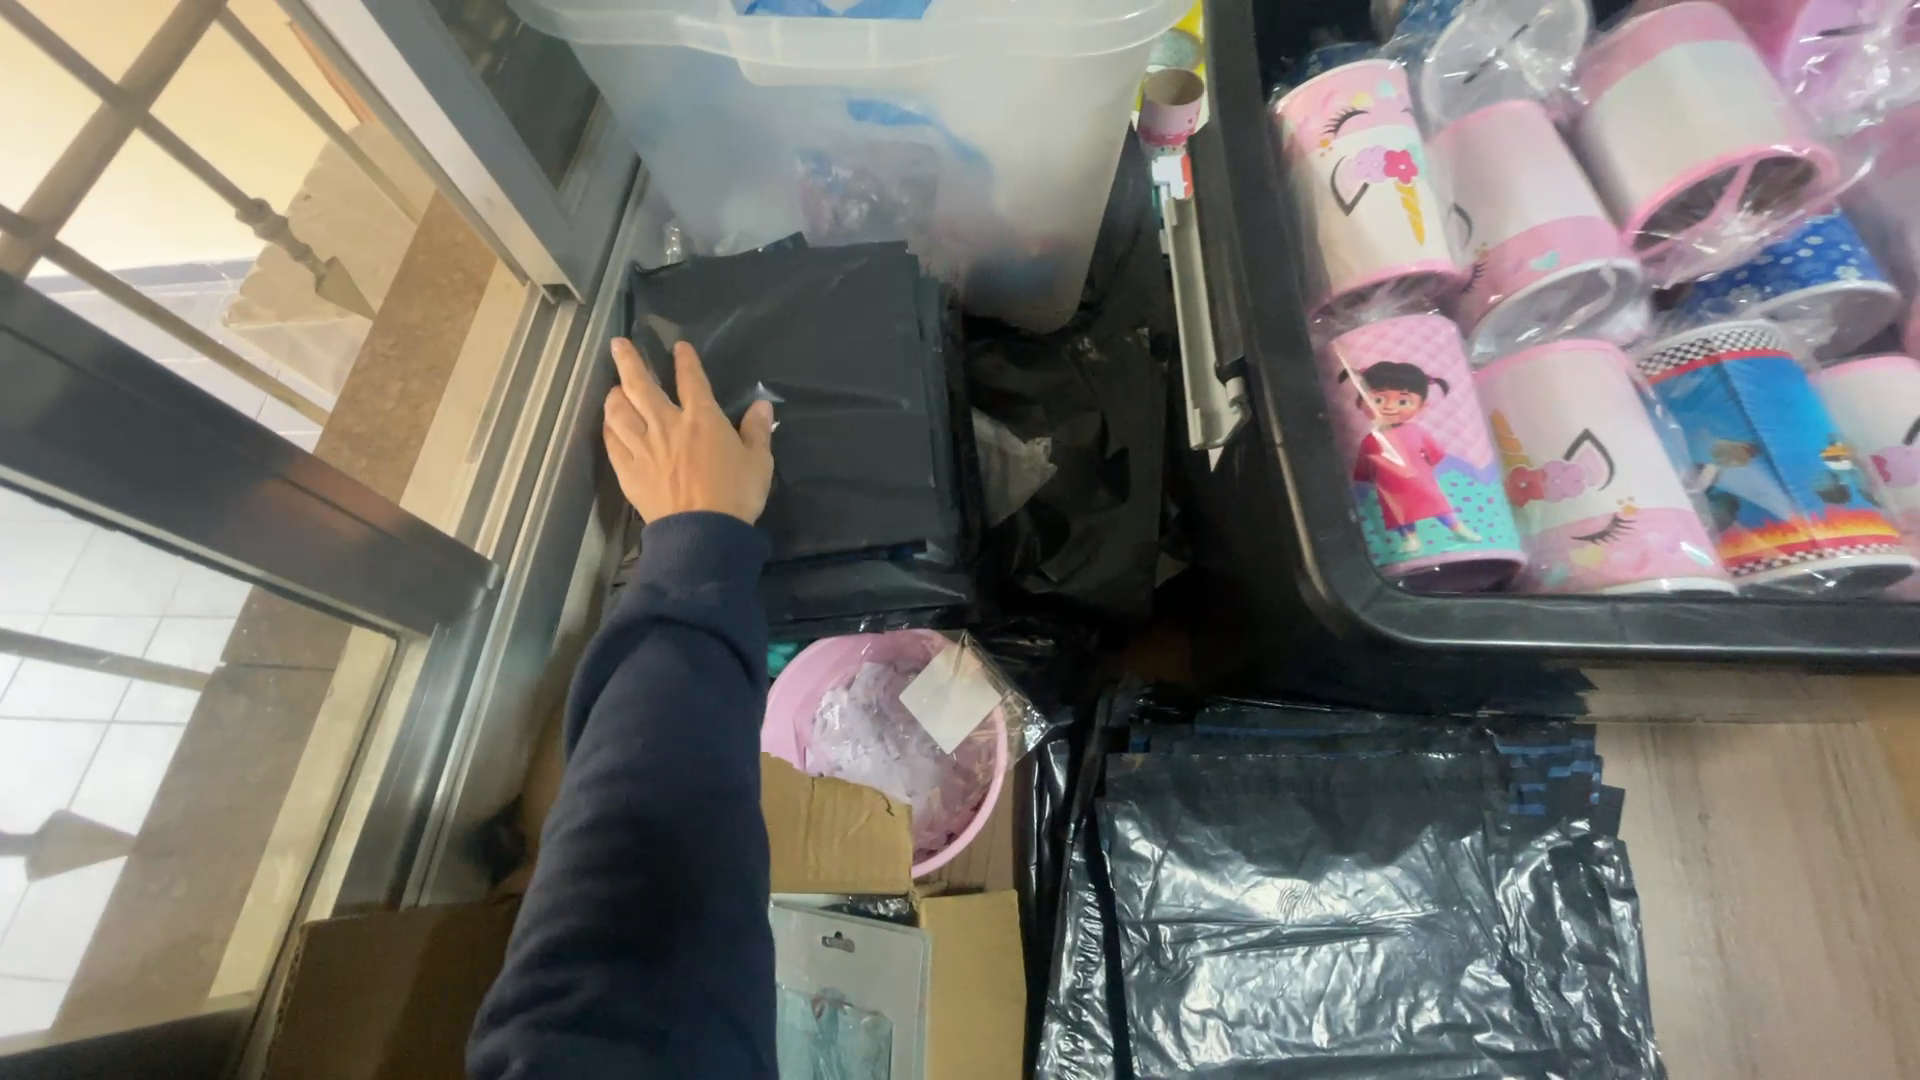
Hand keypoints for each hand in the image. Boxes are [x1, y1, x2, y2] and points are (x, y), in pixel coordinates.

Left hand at [602, 337, 774, 524]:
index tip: (679, 347)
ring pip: (619, 411)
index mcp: (702, 419)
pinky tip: (609, 423)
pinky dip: (609, 427)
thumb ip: (757, 431)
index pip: (691, 380)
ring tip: (614, 387)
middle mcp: (667, 425)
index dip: (685, 361)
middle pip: (641, 386)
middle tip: (619, 345)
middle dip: (630, 361)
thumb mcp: (758, 462)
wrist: (703, 532)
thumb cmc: (736, 494)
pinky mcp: (628, 470)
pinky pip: (611, 441)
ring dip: (615, 395)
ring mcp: (643, 447)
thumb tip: (762, 405)